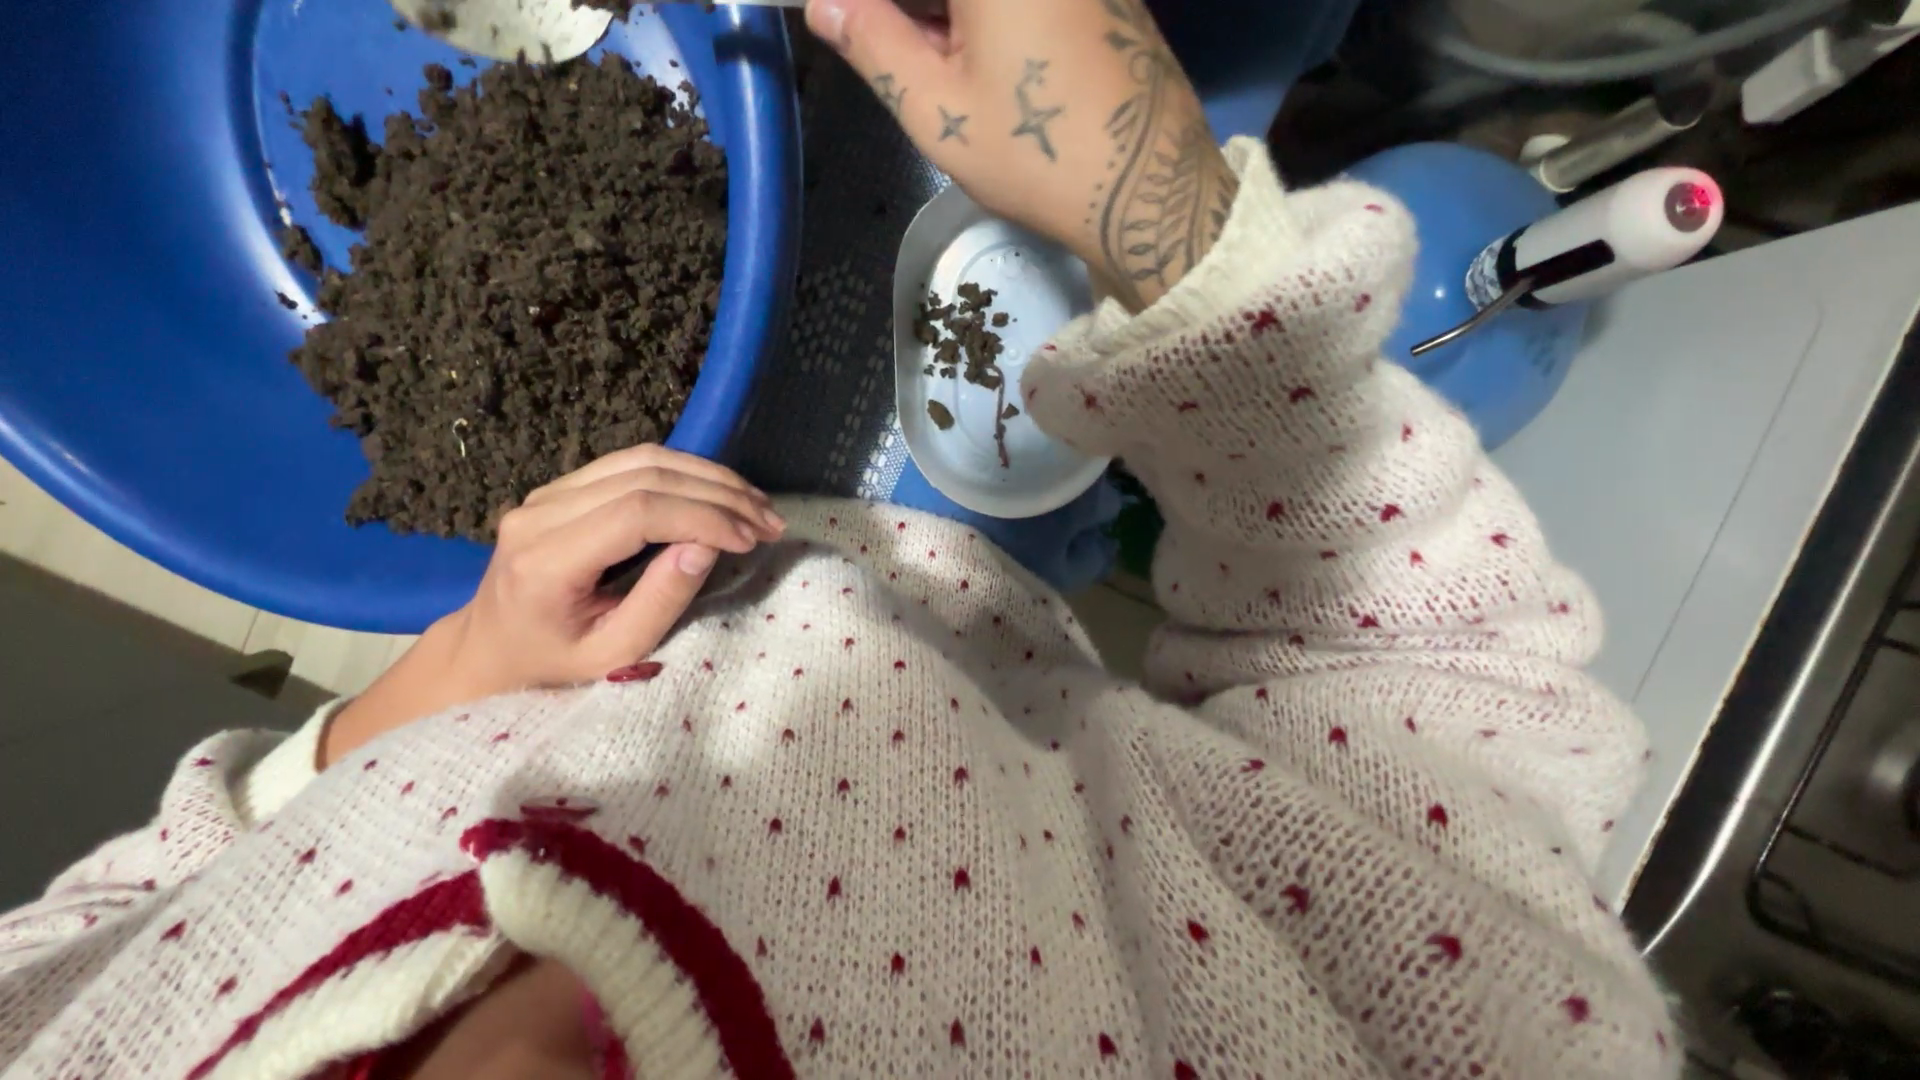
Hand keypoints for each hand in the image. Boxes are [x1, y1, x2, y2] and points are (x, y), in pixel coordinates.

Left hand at [321, 446, 782, 765]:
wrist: (491, 649)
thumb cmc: (553, 664)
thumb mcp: (612, 654)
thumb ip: (659, 601)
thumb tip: (707, 546)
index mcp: (546, 559)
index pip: (637, 512)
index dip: (703, 517)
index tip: (752, 539)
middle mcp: (540, 512)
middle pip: (645, 476)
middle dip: (719, 494)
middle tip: (770, 520)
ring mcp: (548, 492)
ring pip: (644, 459)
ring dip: (710, 477)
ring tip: (756, 504)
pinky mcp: (563, 487)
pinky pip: (633, 463)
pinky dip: (686, 473)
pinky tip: (721, 492)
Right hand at [806, 0, 1236, 309]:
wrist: (1149, 192)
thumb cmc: (1035, 154)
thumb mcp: (937, 108)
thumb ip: (873, 42)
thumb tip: (824, 3)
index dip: (868, 7)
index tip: (845, 24)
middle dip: (908, 14)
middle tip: (878, 43)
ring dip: (943, 18)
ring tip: (931, 65)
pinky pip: (1027, 0)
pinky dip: (987, 20)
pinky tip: (977, 60)